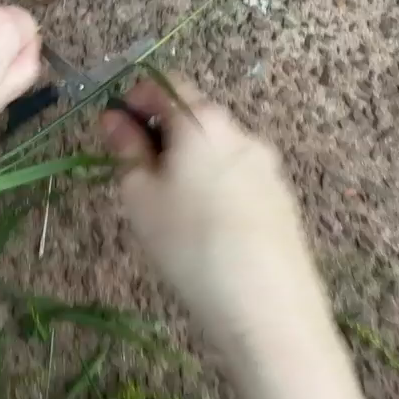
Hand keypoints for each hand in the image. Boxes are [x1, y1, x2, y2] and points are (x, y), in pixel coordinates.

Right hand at [99, 79, 333, 359]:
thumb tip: (114, 117)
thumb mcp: (139, 194)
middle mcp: (241, 132)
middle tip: (136, 174)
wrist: (271, 315)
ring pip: (214, 149)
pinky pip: (236, 177)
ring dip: (187, 162)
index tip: (115, 132)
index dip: (133, 100)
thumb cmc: (190, 243)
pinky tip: (205, 229)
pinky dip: (213, 186)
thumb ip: (125, 147)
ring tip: (169, 208)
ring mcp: (268, 168)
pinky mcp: (284, 202)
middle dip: (160, 134)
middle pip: (192, 115)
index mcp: (202, 121)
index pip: (163, 83)